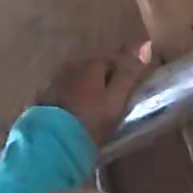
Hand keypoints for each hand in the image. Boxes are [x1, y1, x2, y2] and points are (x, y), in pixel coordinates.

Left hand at [38, 41, 153, 143]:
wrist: (50, 148)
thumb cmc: (89, 123)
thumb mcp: (115, 101)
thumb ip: (129, 74)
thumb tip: (146, 44)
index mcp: (92, 63)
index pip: (115, 58)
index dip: (125, 73)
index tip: (130, 91)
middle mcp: (73, 63)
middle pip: (96, 66)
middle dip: (105, 79)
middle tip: (113, 103)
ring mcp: (57, 78)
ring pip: (80, 77)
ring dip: (89, 88)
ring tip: (95, 110)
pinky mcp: (45, 94)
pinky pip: (66, 89)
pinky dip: (73, 96)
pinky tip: (76, 113)